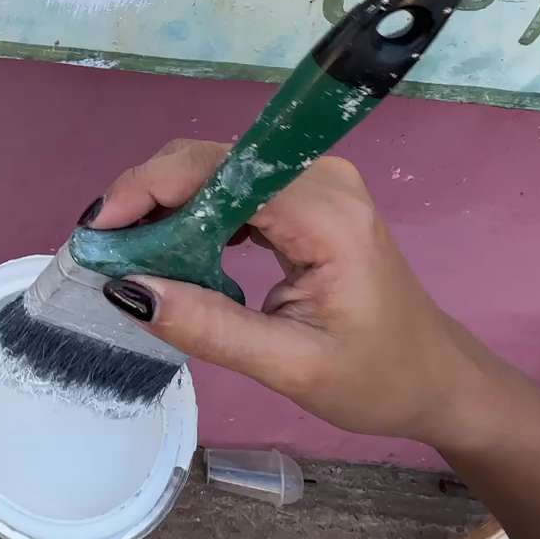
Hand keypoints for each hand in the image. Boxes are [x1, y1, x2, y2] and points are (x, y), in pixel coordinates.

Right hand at [88, 139, 506, 449]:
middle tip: (102, 246)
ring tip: (126, 247)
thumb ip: (209, 326)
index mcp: (323, 212)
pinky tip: (169, 243)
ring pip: (212, 168)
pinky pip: (229, 184)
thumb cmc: (378, 378)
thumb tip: (126, 289)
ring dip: (162, 202)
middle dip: (147, 195)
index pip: (217, 173)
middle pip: (209, 160)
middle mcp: (316, 174)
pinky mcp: (301, 190)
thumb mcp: (292, 367)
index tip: (99, 229)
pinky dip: (190, 209)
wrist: (440, 378)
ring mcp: (310, 177)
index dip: (149, 188)